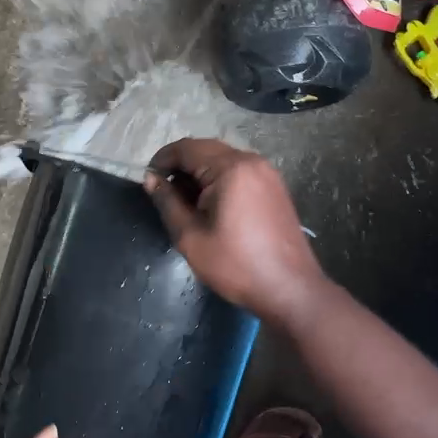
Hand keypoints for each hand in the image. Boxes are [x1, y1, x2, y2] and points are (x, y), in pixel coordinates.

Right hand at [144, 138, 326, 325]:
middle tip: (163, 193)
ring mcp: (267, 172)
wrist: (290, 289)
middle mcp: (251, 161)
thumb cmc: (236, 265)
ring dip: (199, 173)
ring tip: (185, 202)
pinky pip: (239, 171)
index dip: (162, 160)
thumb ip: (167, 202)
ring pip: (222, 159)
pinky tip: (211, 205)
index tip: (148, 180)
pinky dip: (219, 179)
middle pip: (205, 149)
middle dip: (180, 166)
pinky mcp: (274, 186)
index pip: (186, 148)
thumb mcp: (190, 236)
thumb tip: (151, 179)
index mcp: (231, 168)